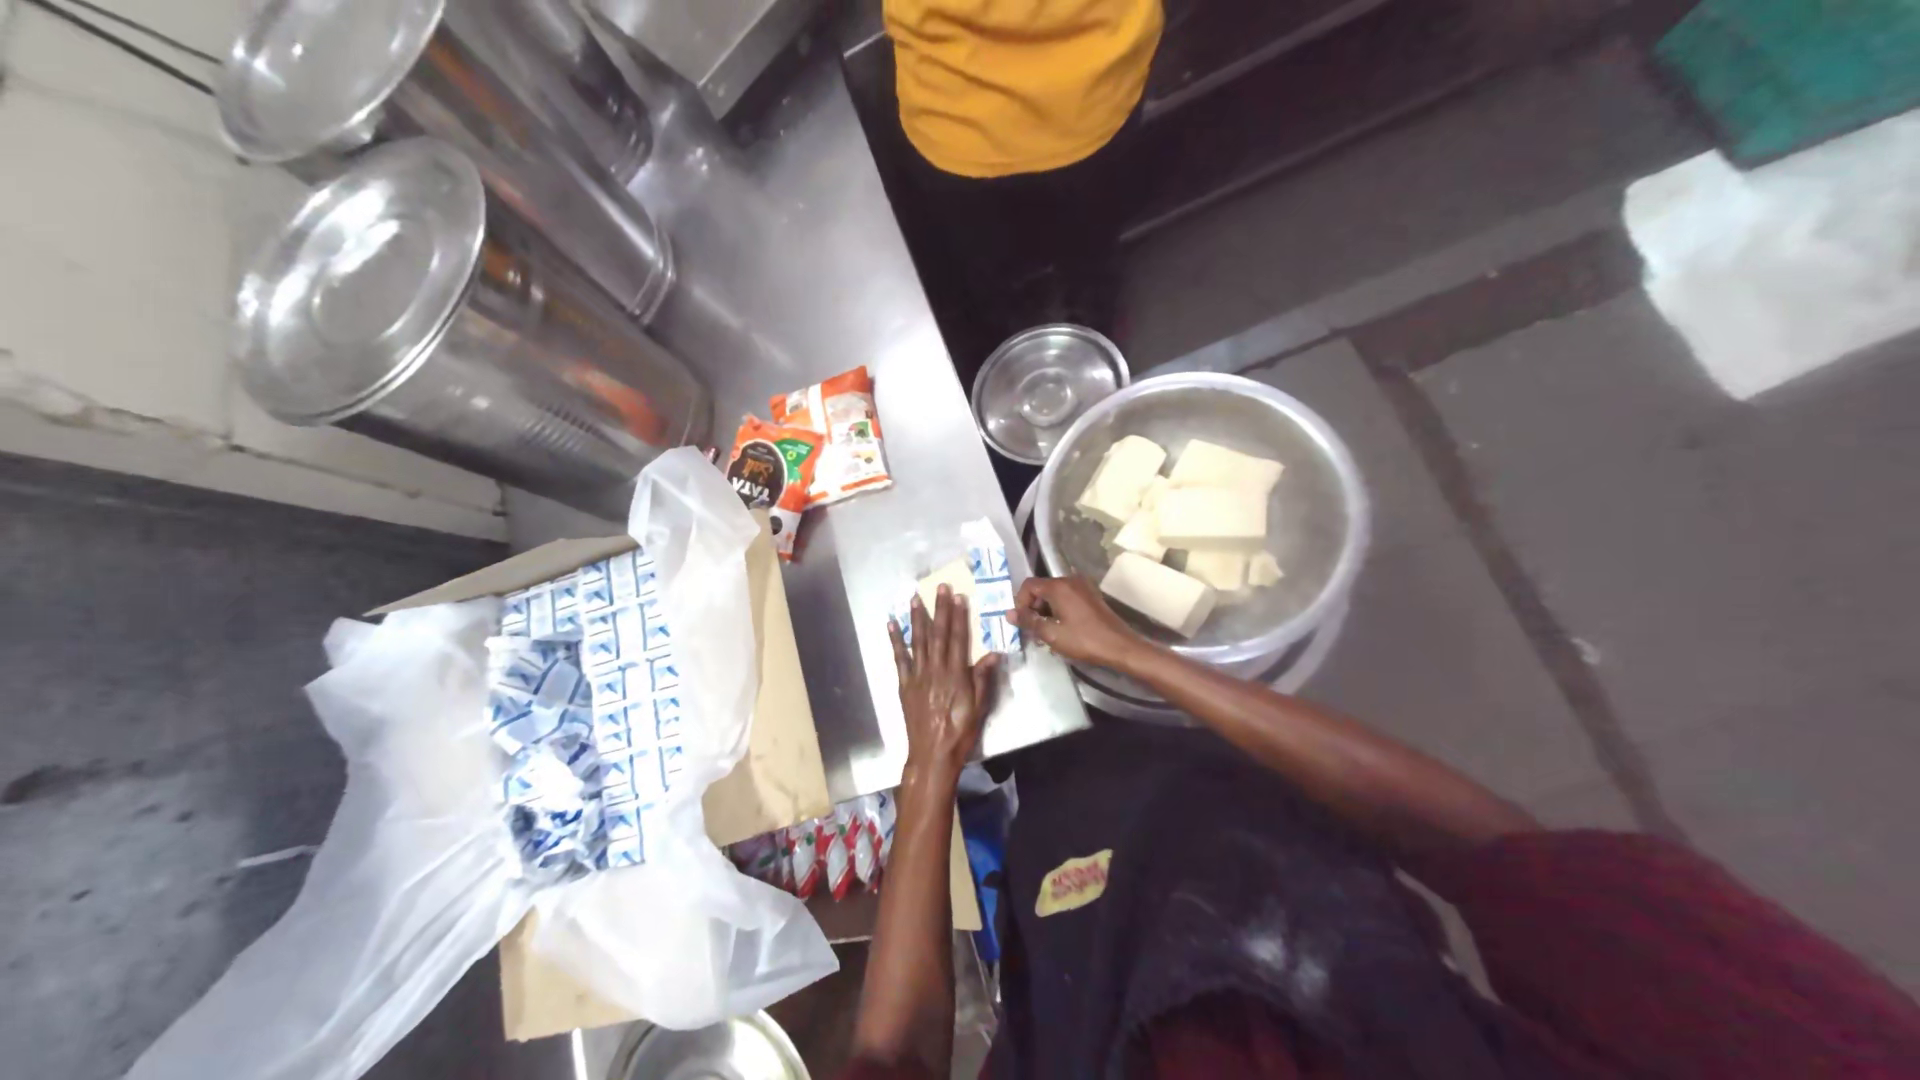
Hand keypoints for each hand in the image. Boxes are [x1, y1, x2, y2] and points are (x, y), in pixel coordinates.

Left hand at [890, 586, 998, 777]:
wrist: (932, 754)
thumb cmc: (960, 732)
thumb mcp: (979, 707)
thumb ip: (982, 679)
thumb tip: (992, 653)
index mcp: (955, 674)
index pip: (958, 639)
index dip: (959, 617)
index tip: (959, 597)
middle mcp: (935, 669)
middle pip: (938, 634)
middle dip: (939, 609)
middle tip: (939, 587)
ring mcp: (917, 676)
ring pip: (917, 641)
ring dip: (917, 618)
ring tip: (915, 598)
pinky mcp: (905, 684)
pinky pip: (899, 659)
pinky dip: (895, 640)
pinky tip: (892, 625)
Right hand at [1012, 576, 1146, 669]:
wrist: (1119, 647)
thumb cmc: (1084, 640)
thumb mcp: (1051, 634)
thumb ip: (1028, 621)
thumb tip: (1008, 614)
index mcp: (1058, 586)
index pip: (1029, 585)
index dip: (1020, 602)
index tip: (1022, 621)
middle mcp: (1070, 580)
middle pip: (1041, 587)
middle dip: (1033, 606)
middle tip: (1033, 628)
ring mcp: (1082, 586)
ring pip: (1054, 593)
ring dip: (1046, 609)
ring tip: (1046, 631)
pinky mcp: (1091, 595)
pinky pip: (1067, 596)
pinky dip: (1059, 608)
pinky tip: (1061, 626)